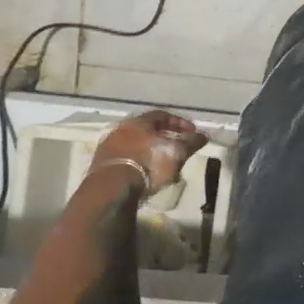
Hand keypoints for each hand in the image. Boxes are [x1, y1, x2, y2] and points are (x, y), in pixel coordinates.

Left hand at [90, 109, 206, 195]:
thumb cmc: (149, 164)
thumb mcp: (177, 153)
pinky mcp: (100, 166)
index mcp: (139, 122)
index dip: (180, 123)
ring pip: (135, 145)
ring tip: (163, 165)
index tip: (192, 133)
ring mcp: (107, 147)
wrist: (112, 189)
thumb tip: (204, 135)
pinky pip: (125, 159)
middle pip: (147, 130)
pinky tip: (146, 174)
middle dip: (165, 138)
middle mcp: (121, 130)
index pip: (163, 115)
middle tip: (178, 148)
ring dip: (151, 152)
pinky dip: (138, 163)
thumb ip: (192, 142)